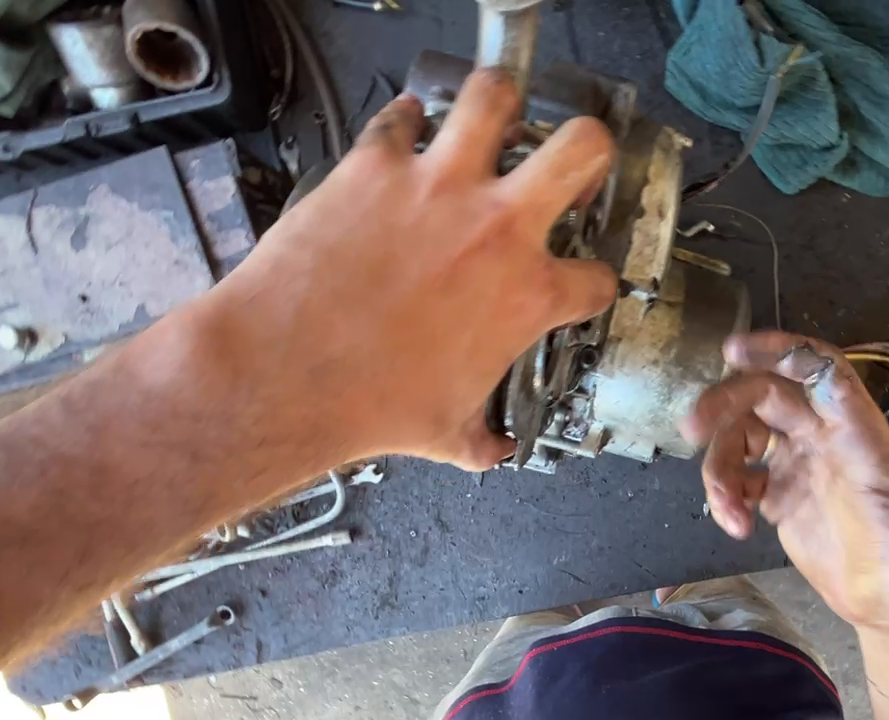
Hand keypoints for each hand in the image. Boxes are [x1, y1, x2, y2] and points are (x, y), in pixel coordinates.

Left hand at [191, 70, 618, 469]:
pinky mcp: (375, 168)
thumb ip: (485, 439)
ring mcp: (438, 189)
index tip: (584, 286)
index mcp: (525, 297)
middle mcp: (496, 230)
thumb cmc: (371, 403)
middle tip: (569, 170)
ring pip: (495, 100)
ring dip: (501, 106)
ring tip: (495, 122)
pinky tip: (406, 139)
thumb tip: (494, 450)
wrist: (291, 373)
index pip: (596, 280)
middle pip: (580, 152)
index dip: (597, 286)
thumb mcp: (449, 434)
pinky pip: (401, 119)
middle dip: (588, 153)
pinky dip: (407, 124)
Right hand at [681, 333, 888, 633]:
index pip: (820, 372)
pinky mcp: (780, 494)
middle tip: (690, 427)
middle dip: (724, 402)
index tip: (736, 350)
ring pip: (742, 435)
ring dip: (719, 464)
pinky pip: (740, 476)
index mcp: (859, 434)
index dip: (781, 351)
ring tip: (730, 514)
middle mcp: (826, 438)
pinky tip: (735, 526)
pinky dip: (725, 495)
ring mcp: (800, 465)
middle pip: (766, 394)